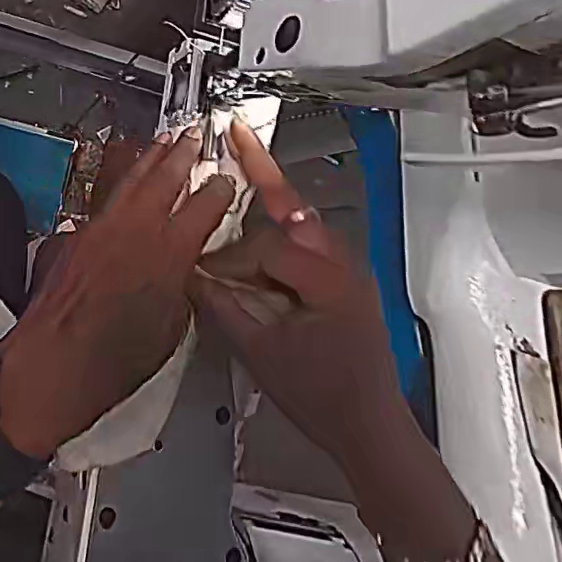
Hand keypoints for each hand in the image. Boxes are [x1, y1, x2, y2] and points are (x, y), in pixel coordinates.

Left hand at [0, 127, 233, 458]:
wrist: (52, 364)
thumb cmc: (112, 360)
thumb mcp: (171, 328)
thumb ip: (182, 287)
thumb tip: (183, 272)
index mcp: (169, 253)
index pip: (204, 207)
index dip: (219, 191)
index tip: (226, 182)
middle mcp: (136, 231)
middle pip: (166, 177)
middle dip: (183, 153)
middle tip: (193, 136)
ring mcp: (103, 228)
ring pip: (133, 180)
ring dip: (151, 157)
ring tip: (164, 141)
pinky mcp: (78, 235)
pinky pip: (108, 199)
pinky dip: (124, 183)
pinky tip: (129, 182)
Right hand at [191, 120, 407, 473]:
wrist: (370, 426)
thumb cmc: (322, 396)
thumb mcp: (261, 353)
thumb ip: (223, 306)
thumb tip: (191, 275)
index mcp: (326, 277)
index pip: (266, 248)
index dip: (229, 259)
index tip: (201, 271)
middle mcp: (342, 262)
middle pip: (292, 208)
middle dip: (261, 173)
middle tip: (236, 136)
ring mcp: (348, 268)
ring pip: (302, 219)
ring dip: (271, 197)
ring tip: (244, 166)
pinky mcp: (344, 279)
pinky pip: (309, 241)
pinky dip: (281, 228)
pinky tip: (258, 230)